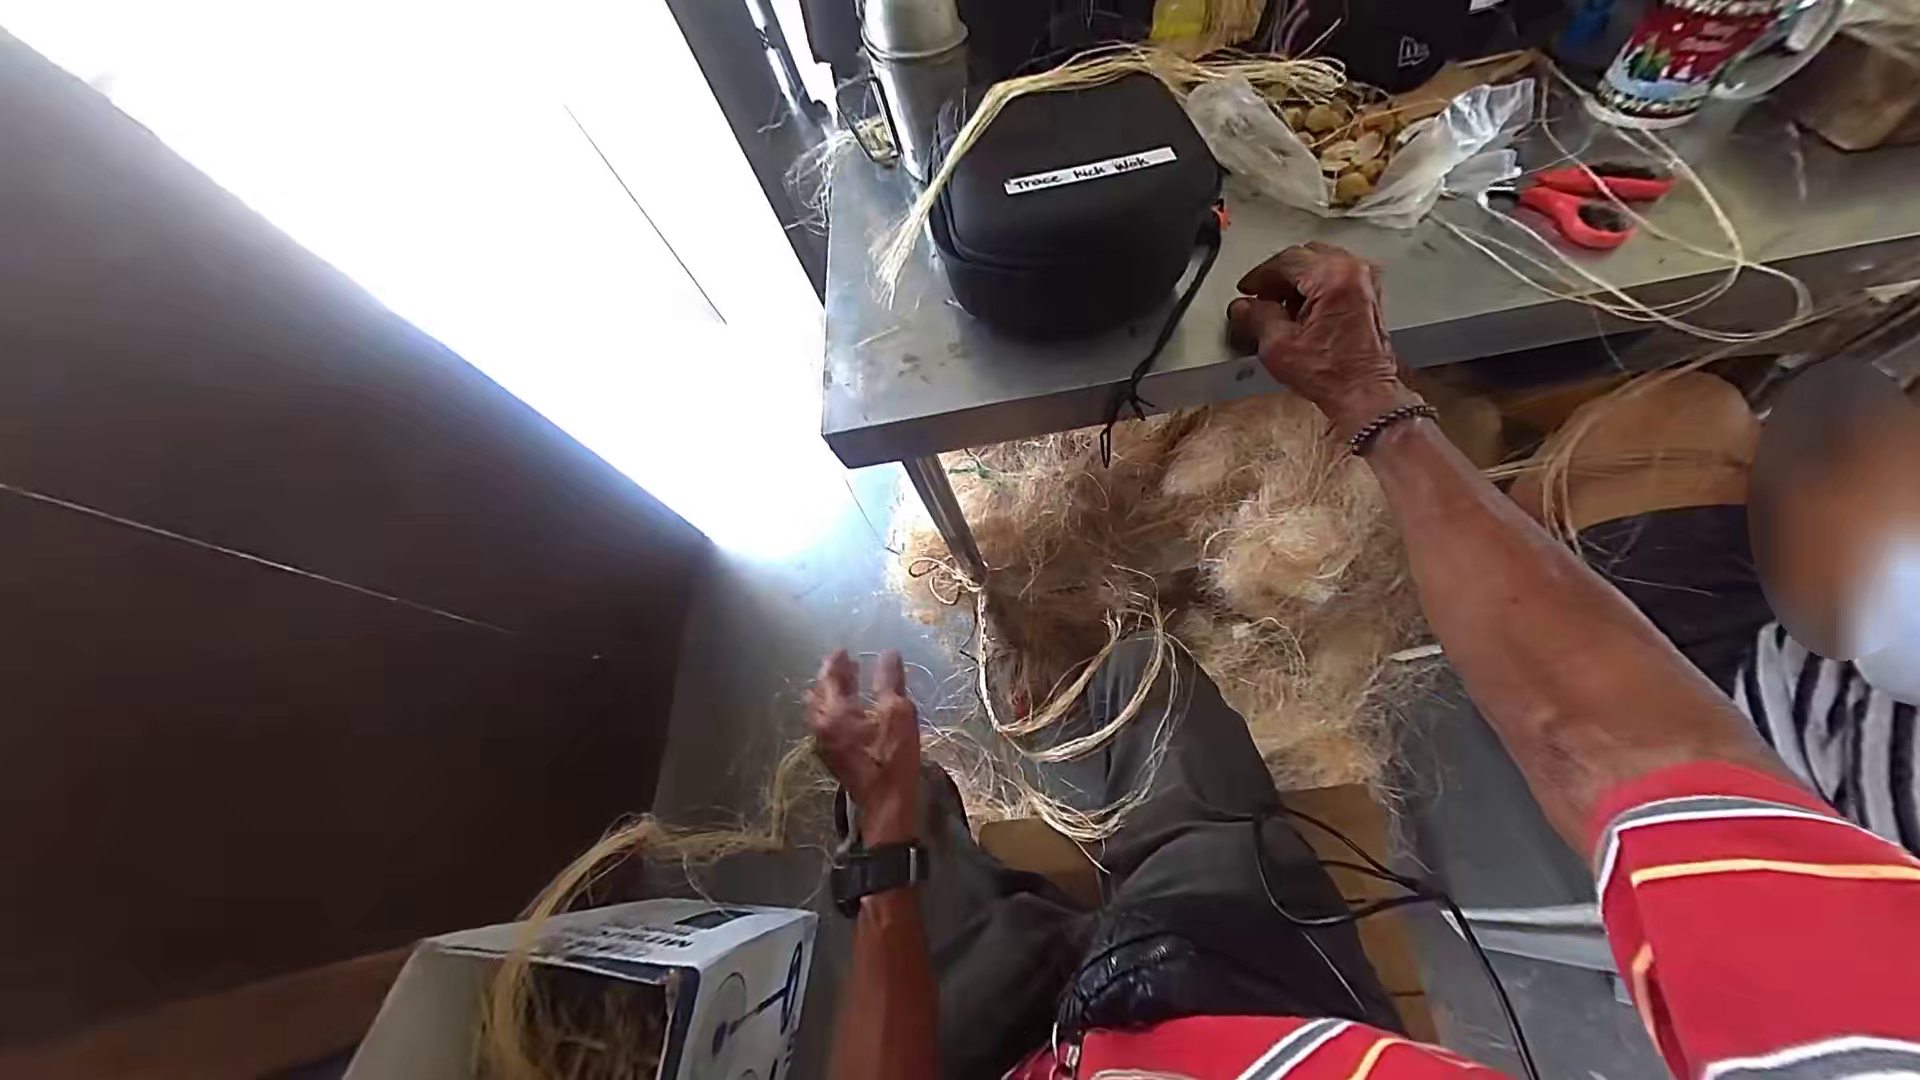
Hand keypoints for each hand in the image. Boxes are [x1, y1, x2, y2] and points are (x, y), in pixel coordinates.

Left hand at [807, 650, 920, 844]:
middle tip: (847, 664)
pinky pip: (827, 723)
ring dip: (833, 693)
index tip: (844, 651)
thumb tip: (888, 653)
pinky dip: (835, 709)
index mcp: (834, 712)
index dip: (836, 662)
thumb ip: (890, 680)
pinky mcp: (833, 756)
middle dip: (831, 676)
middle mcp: (822, 726)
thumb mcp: (897, 711)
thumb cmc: (892, 756)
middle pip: (819, 693)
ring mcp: (825, 743)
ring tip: (850, 683)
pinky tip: (853, 709)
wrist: (887, 803)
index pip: (829, 678)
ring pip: (821, 710)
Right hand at [1227, 241, 1413, 437]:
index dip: (1259, 275)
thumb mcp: (1278, 347)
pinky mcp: (1367, 294)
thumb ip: (1257, 318)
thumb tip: (1243, 306)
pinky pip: (1333, 276)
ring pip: (1319, 264)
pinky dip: (1312, 287)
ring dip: (1294, 281)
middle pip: (1305, 256)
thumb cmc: (1330, 374)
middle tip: (1258, 297)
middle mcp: (1355, 272)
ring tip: (1276, 307)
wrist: (1361, 391)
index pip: (1287, 260)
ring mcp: (1365, 281)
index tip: (1245, 289)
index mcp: (1334, 277)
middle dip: (1277, 276)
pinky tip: (1297, 311)